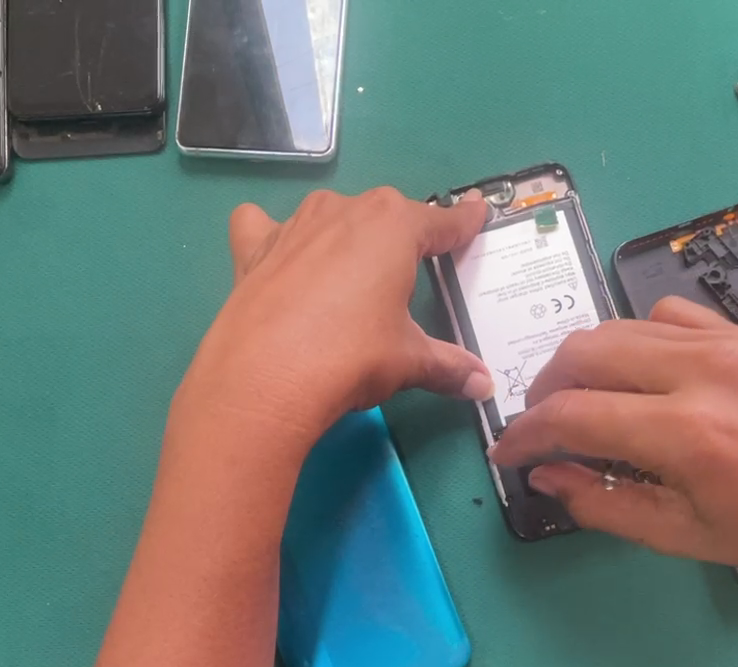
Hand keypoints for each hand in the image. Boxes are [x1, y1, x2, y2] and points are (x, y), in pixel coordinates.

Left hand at [172, 187, 492, 452]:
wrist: (268, 376)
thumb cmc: (353, 357)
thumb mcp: (409, 361)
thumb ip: (449, 367)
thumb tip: (484, 386)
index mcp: (394, 226)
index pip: (441, 222)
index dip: (462, 223)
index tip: (475, 215)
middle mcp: (345, 210)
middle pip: (384, 216)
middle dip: (400, 237)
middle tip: (407, 271)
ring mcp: (296, 225)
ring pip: (329, 217)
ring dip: (343, 236)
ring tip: (348, 275)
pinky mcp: (254, 248)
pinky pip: (263, 227)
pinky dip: (273, 237)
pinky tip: (279, 259)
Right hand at [487, 297, 737, 596]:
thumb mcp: (683, 536)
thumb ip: (601, 504)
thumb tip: (545, 476)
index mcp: (682, 431)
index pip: (568, 414)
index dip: (524, 434)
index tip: (506, 453)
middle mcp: (696, 370)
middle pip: (582, 353)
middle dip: (542, 390)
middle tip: (540, 429)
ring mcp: (724, 341)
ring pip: (617, 327)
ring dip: (580, 362)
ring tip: (579, 402)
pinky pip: (665, 315)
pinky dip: (632, 340)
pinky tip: (638, 375)